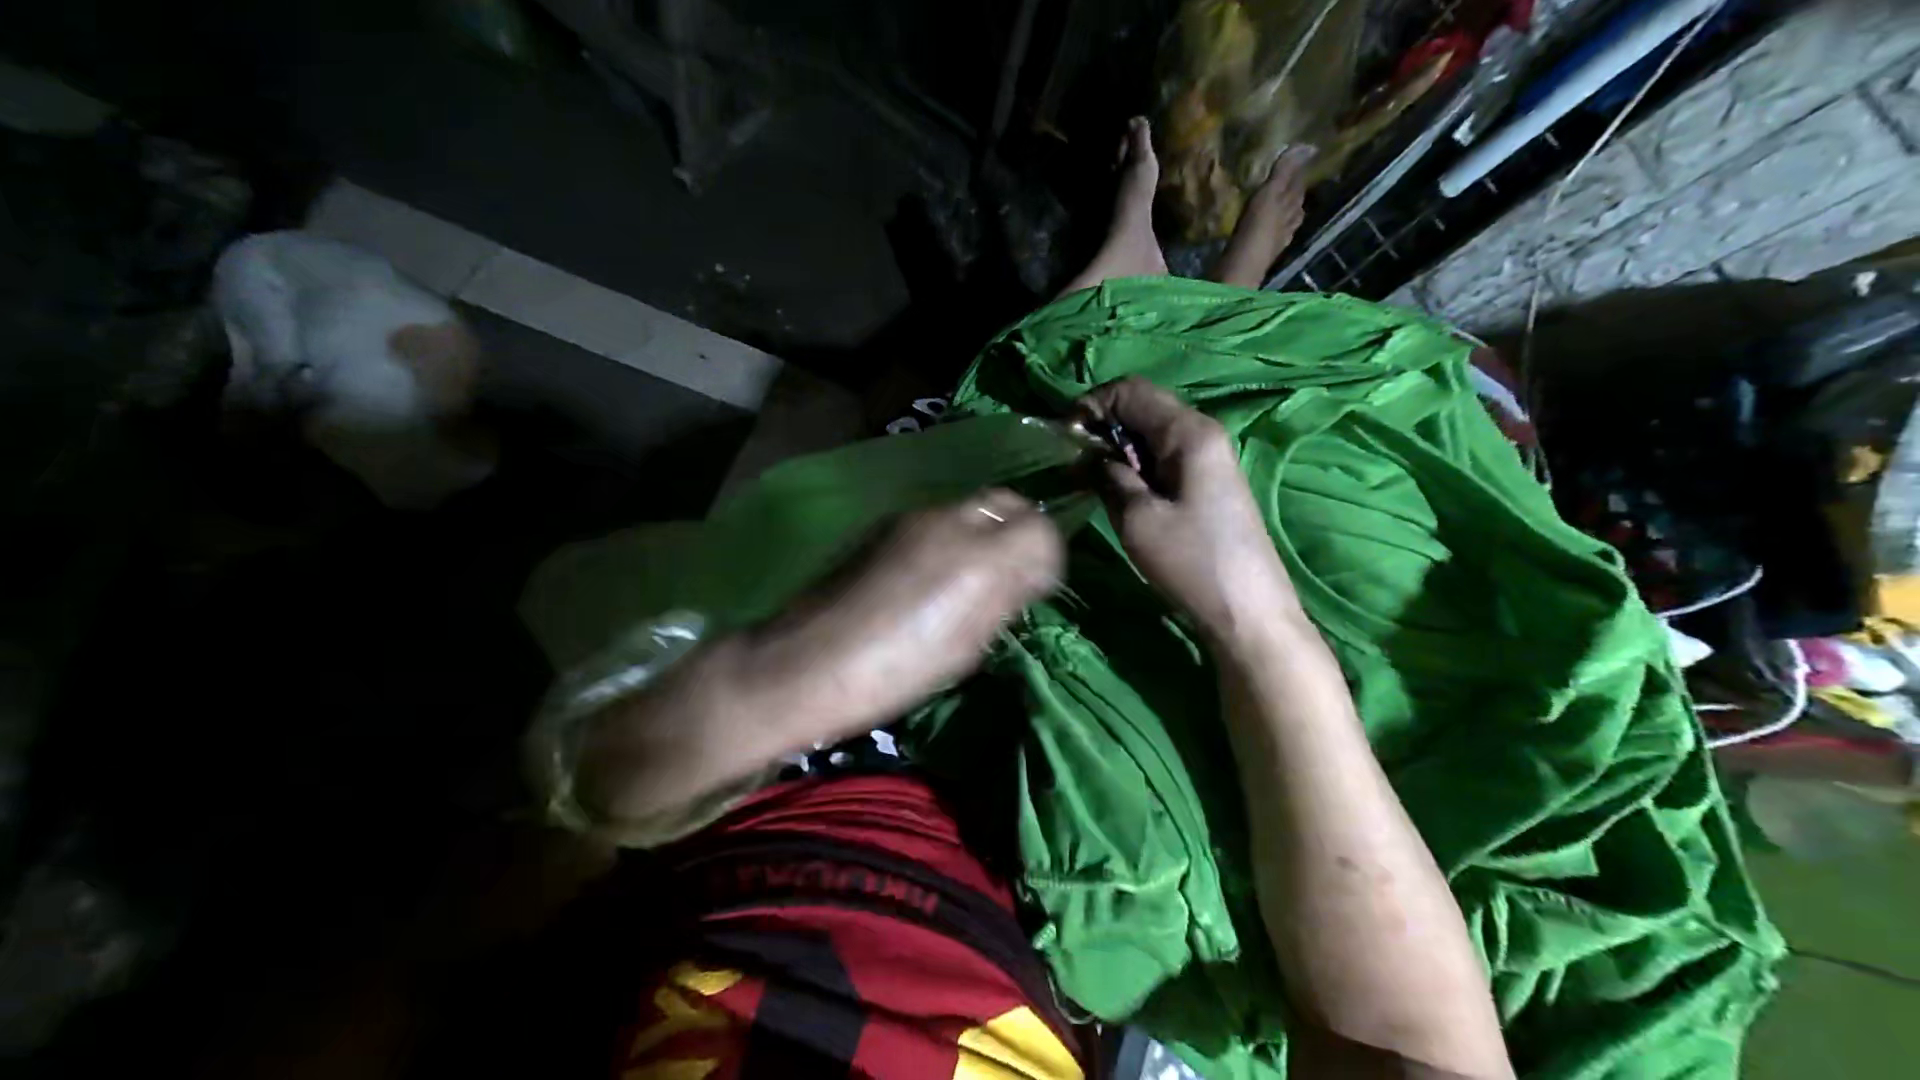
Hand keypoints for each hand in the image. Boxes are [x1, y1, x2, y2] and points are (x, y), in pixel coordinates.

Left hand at [748, 489, 1064, 736]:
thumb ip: (1006, 599)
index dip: (1047, 556)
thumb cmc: (895, 672)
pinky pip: (937, 520)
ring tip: (970, 580)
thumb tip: (1029, 574)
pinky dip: (951, 538)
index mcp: (978, 559)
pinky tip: (931, 577)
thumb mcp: (966, 647)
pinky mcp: (884, 526)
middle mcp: (948, 521)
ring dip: (983, 534)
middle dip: (1019, 531)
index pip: (1040, 528)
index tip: (1037, 588)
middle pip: (1007, 503)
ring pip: (970, 509)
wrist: (805, 664)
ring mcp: (912, 519)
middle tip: (1011, 576)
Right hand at [1074, 377, 1299, 642]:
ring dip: (1116, 450)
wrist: (1247, 611)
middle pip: (1142, 408)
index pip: (1131, 390)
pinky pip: (1161, 458)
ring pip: (1149, 434)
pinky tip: (1121, 495)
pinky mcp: (1205, 483)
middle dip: (1102, 428)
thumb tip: (1088, 454)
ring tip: (1092, 482)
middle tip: (1075, 465)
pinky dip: (1134, 467)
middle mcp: (1202, 434)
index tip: (1065, 438)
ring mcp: (1207, 458)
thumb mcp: (1137, 518)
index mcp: (1189, 432)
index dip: (1092, 404)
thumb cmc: (1191, 562)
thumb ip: (1108, 475)